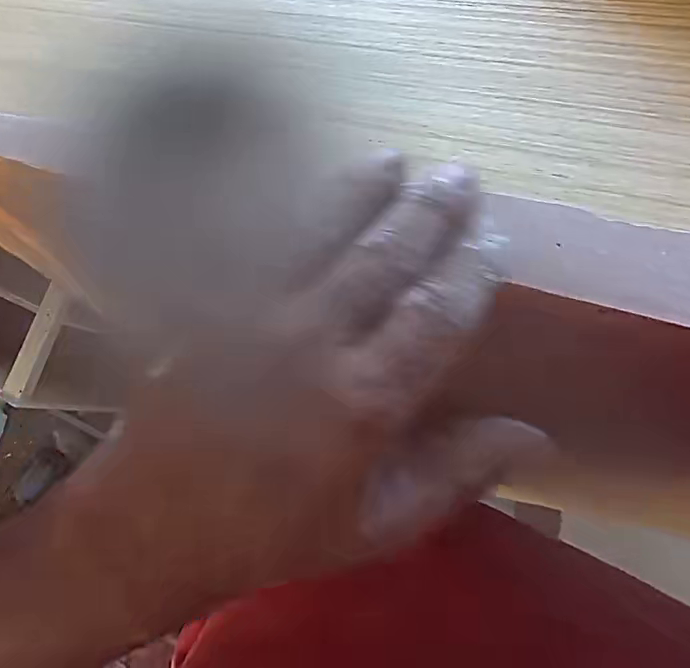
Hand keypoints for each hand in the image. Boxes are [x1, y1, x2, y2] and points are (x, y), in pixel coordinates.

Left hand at [55, 153, 549, 633]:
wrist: (159, 510)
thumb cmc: (271, 529)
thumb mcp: (376, 527)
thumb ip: (452, 474)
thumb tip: (530, 431)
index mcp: (361, 399)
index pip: (432, 316)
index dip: (468, 271)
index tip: (492, 236)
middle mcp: (306, 340)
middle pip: (377, 259)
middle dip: (422, 213)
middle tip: (455, 175)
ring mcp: (246, 314)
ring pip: (310, 238)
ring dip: (353, 195)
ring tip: (386, 161)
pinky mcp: (203, 305)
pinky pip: (246, 249)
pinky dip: (277, 215)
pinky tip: (296, 190)